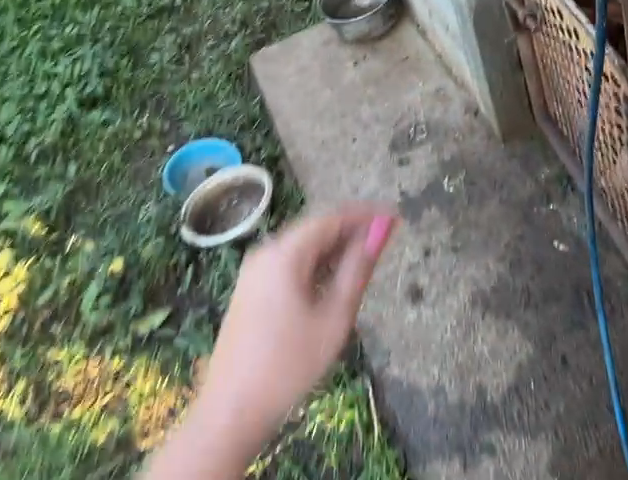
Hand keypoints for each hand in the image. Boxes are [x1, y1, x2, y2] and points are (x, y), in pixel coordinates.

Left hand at [149, 205, 395, 478]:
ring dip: (335, 248)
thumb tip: (380, 232)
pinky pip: (289, 263)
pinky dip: (316, 264)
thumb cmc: (289, 365)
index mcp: (284, 254)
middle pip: (315, 229)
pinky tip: (333, 282)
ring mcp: (254, 272)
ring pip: (303, 247)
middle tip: (385, 240)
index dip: (366, 215)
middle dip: (352, 231)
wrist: (231, 412)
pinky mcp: (250, 291)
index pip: (332, 218)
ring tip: (366, 261)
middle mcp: (265, 253)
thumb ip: (358, 269)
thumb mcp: (334, 316)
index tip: (396, 219)